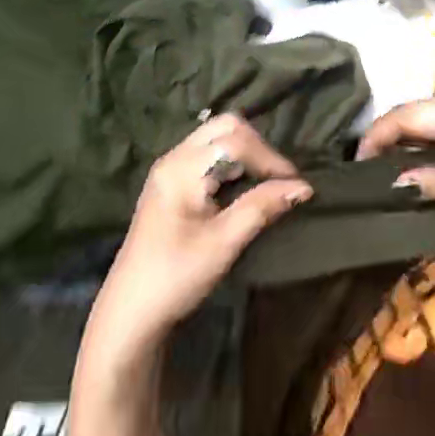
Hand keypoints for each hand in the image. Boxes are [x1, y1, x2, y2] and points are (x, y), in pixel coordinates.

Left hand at [89, 114, 310, 351]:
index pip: (234, 141)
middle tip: (279, 179)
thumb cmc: (177, 276)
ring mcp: (169, 166)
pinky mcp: (170, 179)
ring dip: (245, 152)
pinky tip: (242, 185)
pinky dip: (231, 160)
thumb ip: (261, 208)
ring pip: (215, 136)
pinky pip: (206, 152)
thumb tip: (302, 187)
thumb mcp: (224, 243)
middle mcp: (173, 157)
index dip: (269, 158)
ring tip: (266, 182)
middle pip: (224, 127)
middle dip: (257, 146)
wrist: (132, 308)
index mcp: (182, 168)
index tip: (294, 185)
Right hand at [357, 95, 434, 228]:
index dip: (377, 135)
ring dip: (408, 140)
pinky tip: (426, 164)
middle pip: (417, 112)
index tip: (356, 164)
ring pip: (434, 118)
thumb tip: (394, 181)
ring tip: (388, 168)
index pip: (407, 114)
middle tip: (367, 168)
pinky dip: (430, 143)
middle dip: (387, 135)